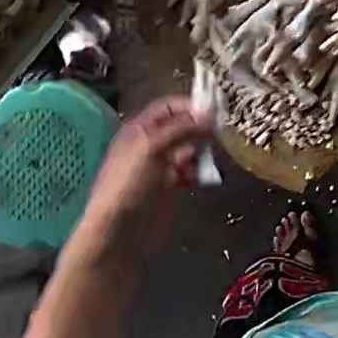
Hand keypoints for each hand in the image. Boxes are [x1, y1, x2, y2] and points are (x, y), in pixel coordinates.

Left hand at [75, 97, 209, 254]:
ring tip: (211, 155)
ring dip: (201, 150)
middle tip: (218, 131)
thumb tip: (206, 113)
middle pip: (180, 127)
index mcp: (138, 130)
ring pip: (188, 149)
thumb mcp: (150, 148)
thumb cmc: (128, 185)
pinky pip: (190, 172)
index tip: (213, 109)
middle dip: (198, 128)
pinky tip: (204, 175)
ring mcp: (160, 166)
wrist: (119, 231)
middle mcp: (149, 144)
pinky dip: (199, 171)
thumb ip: (179, 129)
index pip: (167, 108)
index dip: (188, 106)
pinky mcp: (170, 187)